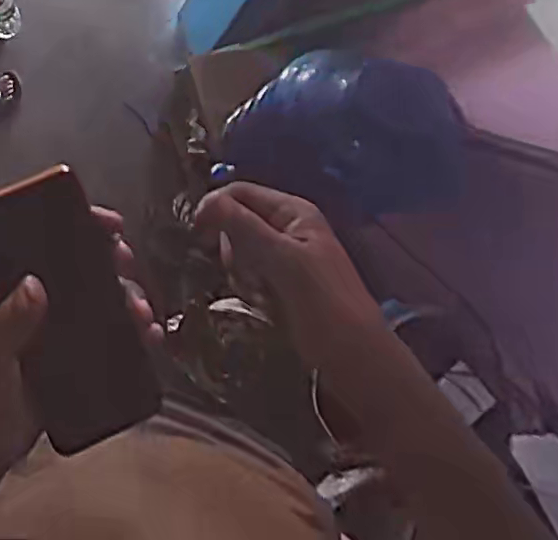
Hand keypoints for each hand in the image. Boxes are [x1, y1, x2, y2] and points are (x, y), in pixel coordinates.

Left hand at [0, 208, 160, 474]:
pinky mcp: (78, 366)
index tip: (108, 224)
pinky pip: (110, 344)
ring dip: (127, 301)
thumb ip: (9, 320)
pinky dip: (133, 337)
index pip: (48, 247)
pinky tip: (149, 338)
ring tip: (142, 313)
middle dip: (110, 263)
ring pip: (102, 306)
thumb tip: (36, 284)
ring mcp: (60, 335)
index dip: (79, 230)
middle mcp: (41, 304)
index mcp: (14, 288)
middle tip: (128, 264)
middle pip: (83, 272)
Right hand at [193, 180, 384, 336]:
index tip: (198, 235)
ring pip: (236, 249)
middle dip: (230, 245)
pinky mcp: (278, 283)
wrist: (360, 366)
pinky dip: (245, 285)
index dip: (215, 207)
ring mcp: (283, 256)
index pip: (238, 192)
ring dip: (238, 269)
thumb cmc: (326, 308)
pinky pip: (245, 272)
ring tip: (257, 292)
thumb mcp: (284, 261)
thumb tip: (205, 202)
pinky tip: (259, 302)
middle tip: (244, 271)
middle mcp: (286, 227)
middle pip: (234, 220)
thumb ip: (244, 226)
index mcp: (293, 211)